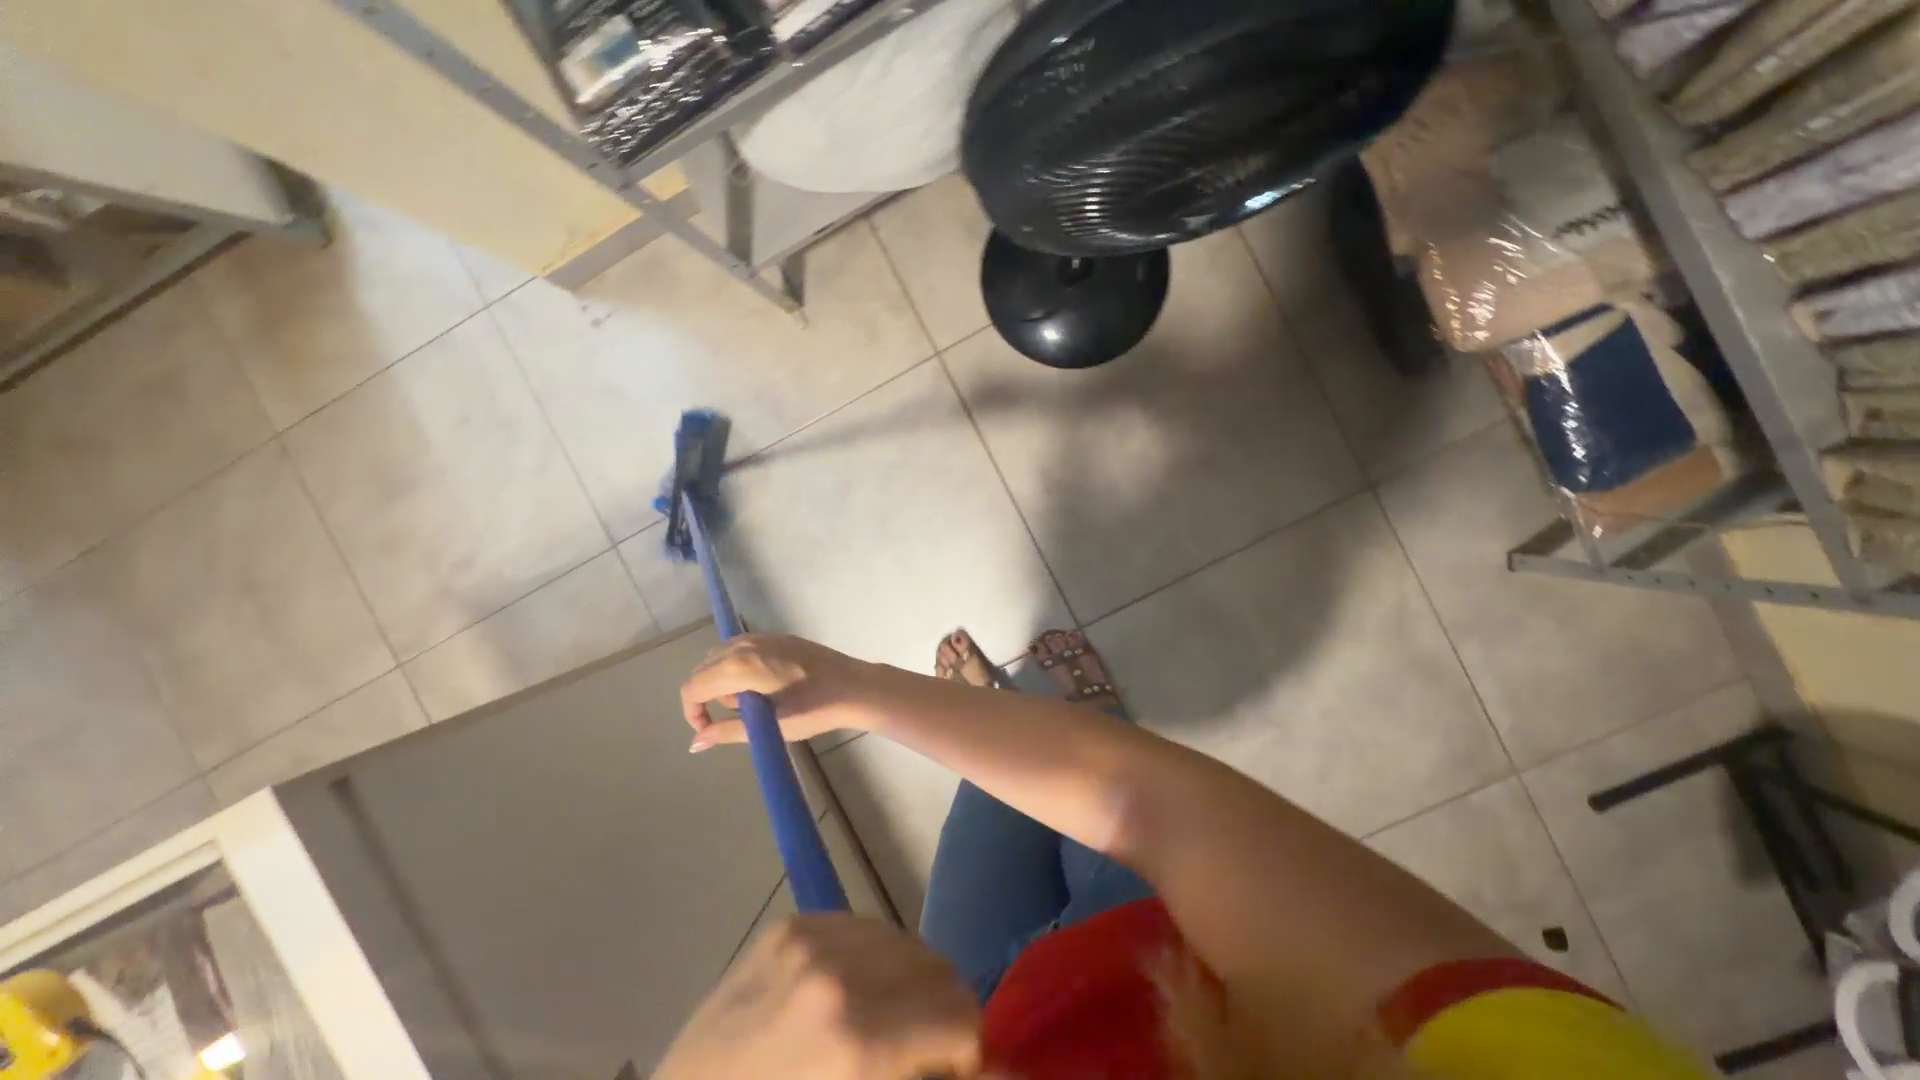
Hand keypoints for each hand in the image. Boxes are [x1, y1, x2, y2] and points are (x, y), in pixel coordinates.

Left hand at [655, 914, 981, 1079]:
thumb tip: (1016, 1074)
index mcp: (857, 1036)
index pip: (961, 1014)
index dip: (965, 1054)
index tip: (940, 1076)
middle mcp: (836, 970)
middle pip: (939, 969)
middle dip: (942, 1016)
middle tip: (914, 1058)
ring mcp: (807, 939)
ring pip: (906, 942)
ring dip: (909, 985)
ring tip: (879, 1027)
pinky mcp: (787, 926)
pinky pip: (864, 928)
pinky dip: (873, 961)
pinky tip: (846, 999)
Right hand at [681, 635, 887, 750]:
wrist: (854, 687)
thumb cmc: (812, 710)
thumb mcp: (768, 726)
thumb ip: (726, 732)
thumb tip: (694, 743)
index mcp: (737, 666)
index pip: (693, 686)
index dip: (692, 712)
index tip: (707, 731)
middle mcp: (743, 645)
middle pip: (703, 669)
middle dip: (708, 696)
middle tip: (739, 717)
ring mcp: (760, 636)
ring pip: (721, 657)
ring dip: (723, 682)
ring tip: (755, 704)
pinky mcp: (776, 636)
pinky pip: (741, 650)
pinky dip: (739, 669)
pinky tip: (766, 687)